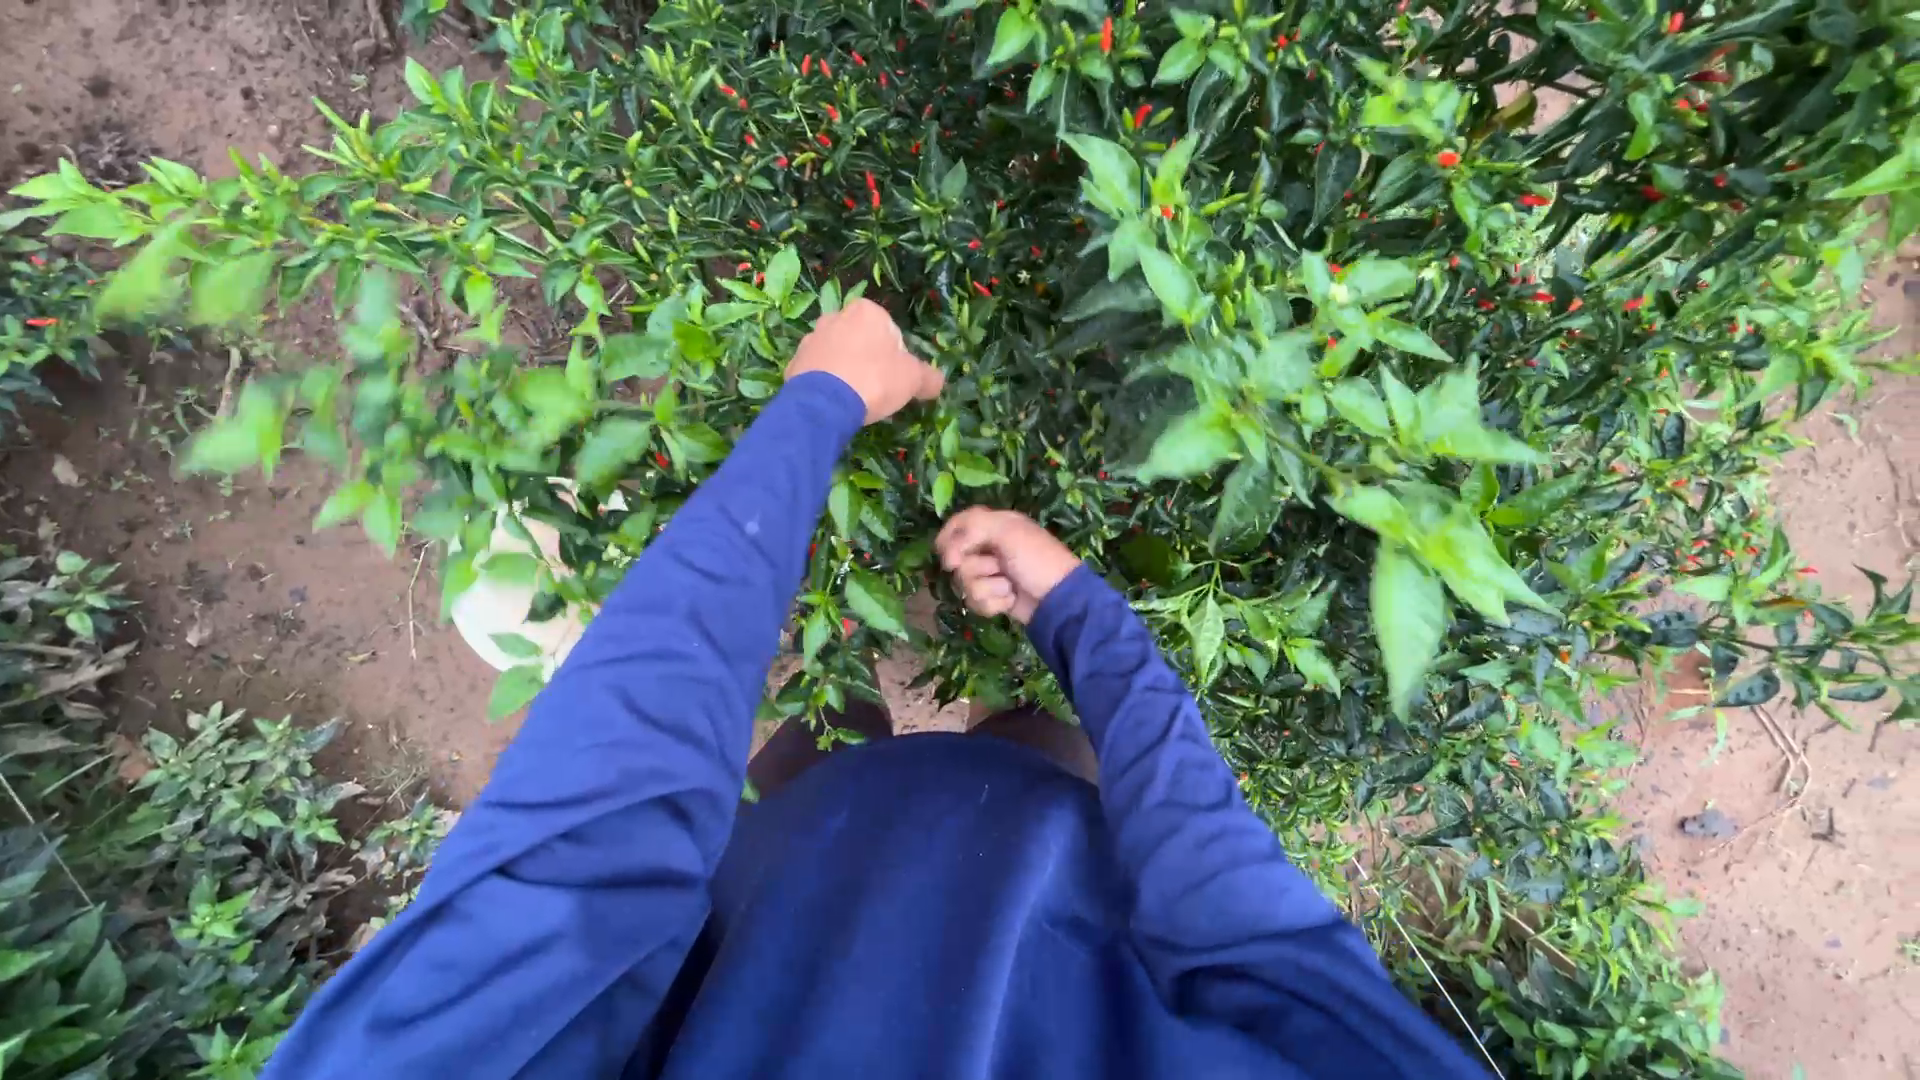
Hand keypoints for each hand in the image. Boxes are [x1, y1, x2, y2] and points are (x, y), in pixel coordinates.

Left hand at [787, 298, 943, 423]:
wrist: (825, 402)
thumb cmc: (874, 379)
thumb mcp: (913, 380)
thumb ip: (929, 378)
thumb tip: (938, 382)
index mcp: (866, 311)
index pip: (890, 332)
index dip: (896, 358)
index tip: (895, 379)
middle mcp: (835, 317)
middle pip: (862, 342)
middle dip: (869, 362)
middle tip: (877, 391)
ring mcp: (811, 339)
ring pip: (838, 356)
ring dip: (847, 372)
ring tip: (855, 400)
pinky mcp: (794, 363)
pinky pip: (818, 373)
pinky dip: (827, 386)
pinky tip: (835, 404)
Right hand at [936, 508, 1081, 624]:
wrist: (1058, 599)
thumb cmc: (1036, 559)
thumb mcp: (1008, 531)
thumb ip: (973, 529)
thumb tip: (949, 559)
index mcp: (994, 525)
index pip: (958, 525)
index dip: (949, 540)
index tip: (951, 557)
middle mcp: (989, 548)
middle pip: (957, 559)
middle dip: (977, 568)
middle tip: (998, 567)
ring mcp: (991, 575)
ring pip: (965, 583)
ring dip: (988, 587)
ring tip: (1009, 587)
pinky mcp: (994, 597)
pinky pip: (976, 602)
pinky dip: (993, 603)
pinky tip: (1010, 601)